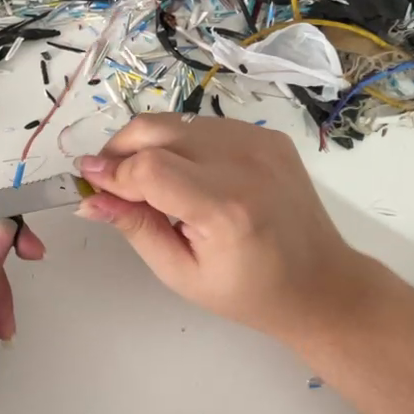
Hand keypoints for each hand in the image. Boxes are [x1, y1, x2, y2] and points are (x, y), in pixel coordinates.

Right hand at [73, 115, 382, 339]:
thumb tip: (89, 198)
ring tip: (143, 180)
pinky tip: (182, 174)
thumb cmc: (248, 291)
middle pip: (154, 130)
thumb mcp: (180, 273)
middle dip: (119, 150)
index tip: (89, 184)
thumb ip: (134, 227)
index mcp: (225, 208)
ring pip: (173, 121)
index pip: (147, 168)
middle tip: (108, 180)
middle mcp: (243, 163)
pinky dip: (177, 142)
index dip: (110, 173)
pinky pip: (200, 125)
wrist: (324, 283)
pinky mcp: (266, 135)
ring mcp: (259, 142)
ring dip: (145, 145)